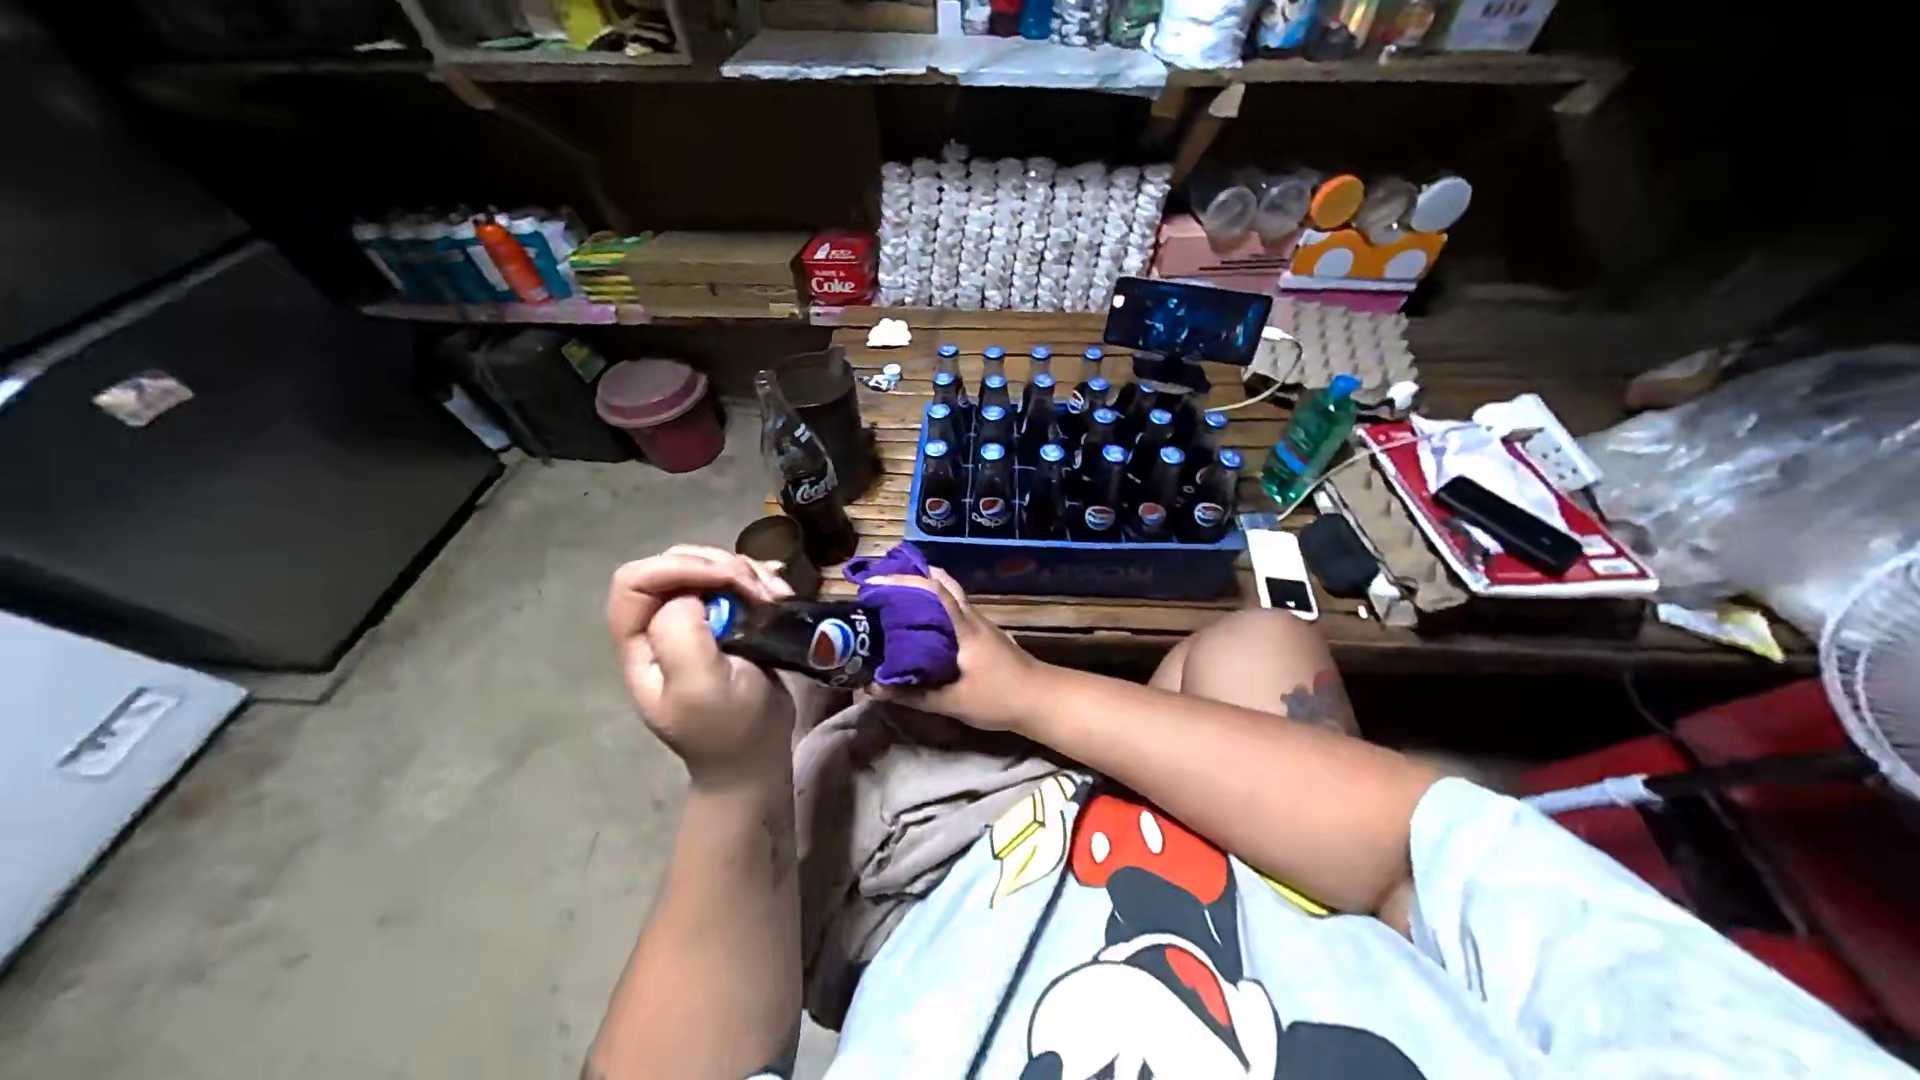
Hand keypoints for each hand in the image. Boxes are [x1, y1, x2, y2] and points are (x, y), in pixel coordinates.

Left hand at [607, 546, 796, 786]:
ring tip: (775, 596)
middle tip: (758, 590)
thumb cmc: (727, 727)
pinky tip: (780, 594)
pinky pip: (736, 580)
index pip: (637, 580)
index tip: (728, 581)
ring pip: (709, 566)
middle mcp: (660, 623)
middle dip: (719, 566)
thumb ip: (681, 634)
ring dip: (746, 571)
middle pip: (675, 564)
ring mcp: (695, 619)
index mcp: (640, 641)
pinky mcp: (727, 619)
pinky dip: (760, 578)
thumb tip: (692, 593)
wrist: (758, 755)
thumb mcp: (699, 687)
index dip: (679, 568)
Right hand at [865, 567, 1047, 731]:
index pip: (934, 590)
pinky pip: (957, 610)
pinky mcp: (985, 635)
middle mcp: (973, 618)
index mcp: (964, 627)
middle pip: (944, 583)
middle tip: (884, 580)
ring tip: (896, 599)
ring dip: (925, 590)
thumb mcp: (953, 702)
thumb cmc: (999, 698)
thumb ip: (914, 694)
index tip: (876, 582)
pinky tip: (924, 624)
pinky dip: (936, 607)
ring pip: (951, 595)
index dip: (904, 581)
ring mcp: (982, 625)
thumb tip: (875, 687)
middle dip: (914, 575)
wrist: (1043, 700)